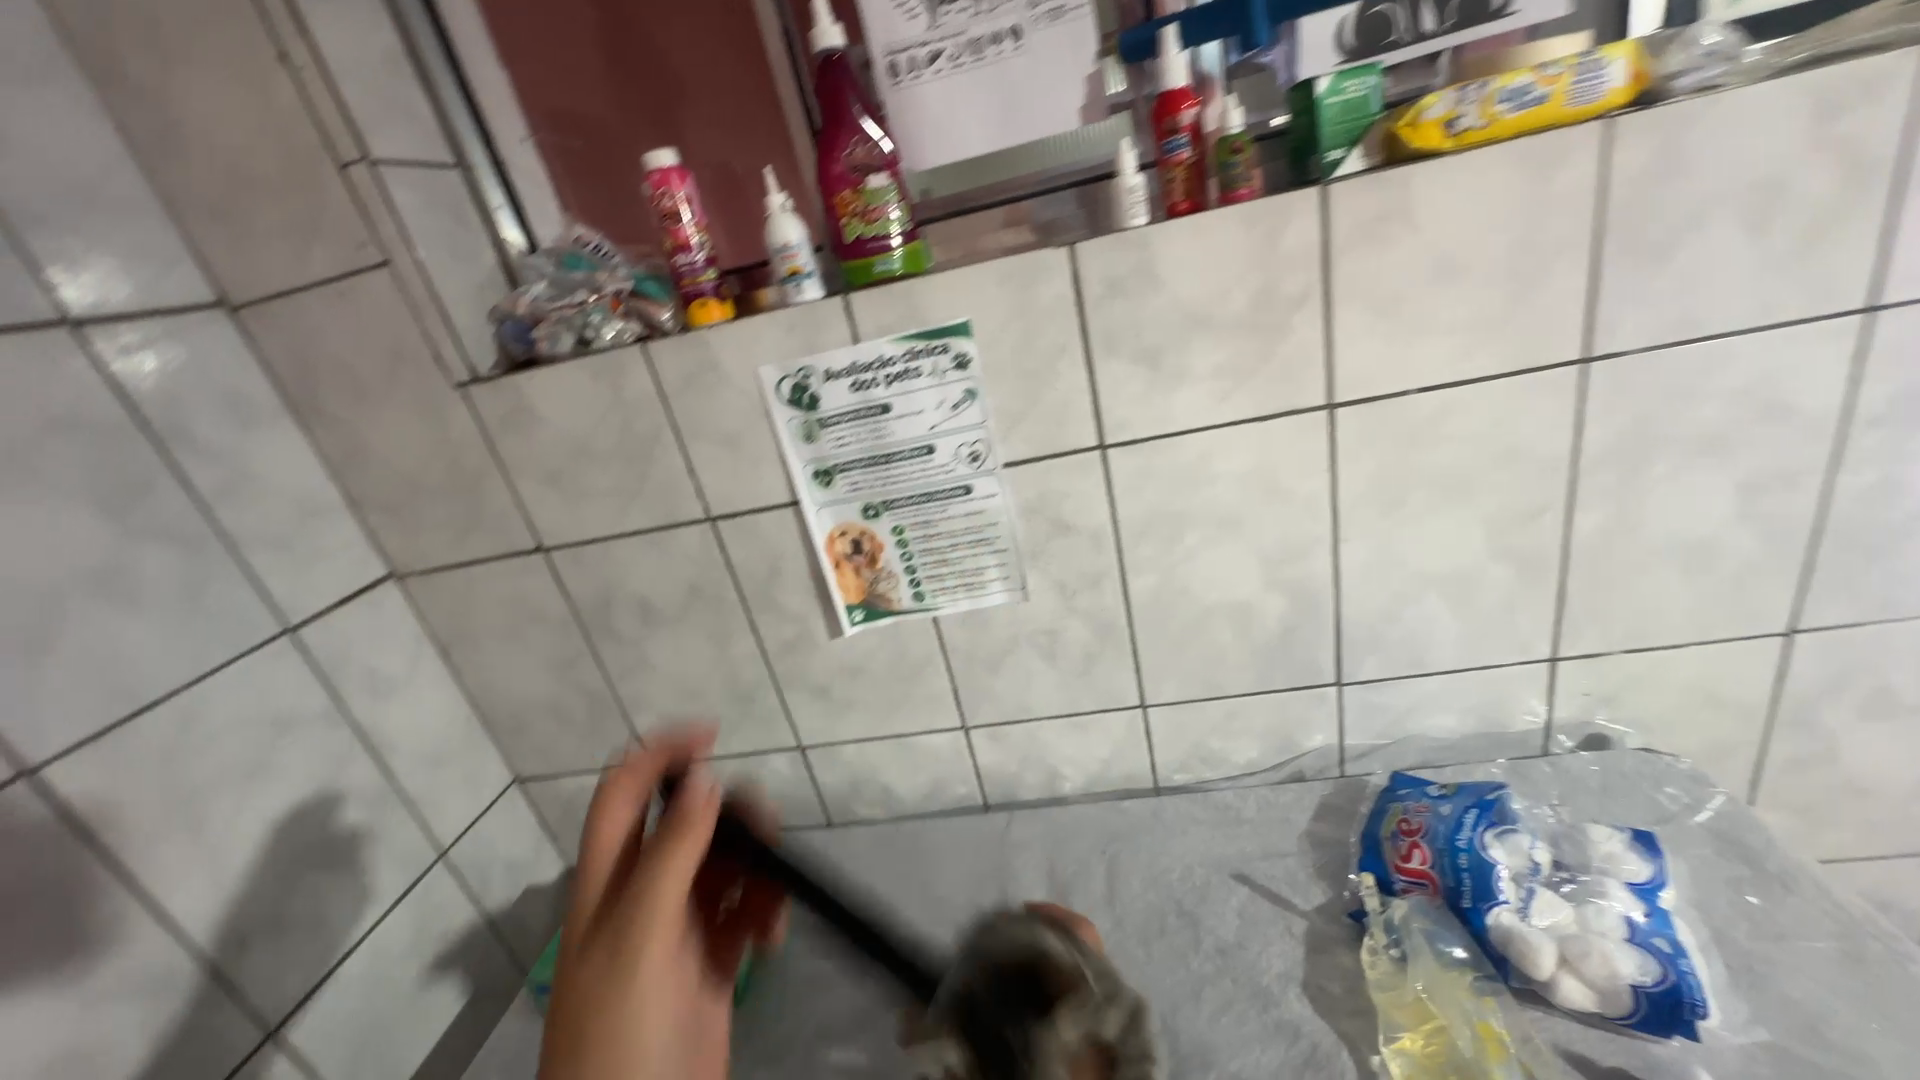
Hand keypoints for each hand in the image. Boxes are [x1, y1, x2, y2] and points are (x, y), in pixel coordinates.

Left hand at [538, 727, 786, 1079]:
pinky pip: (743, 915)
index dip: (659, 754)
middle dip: (730, 819)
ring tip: (777, 897)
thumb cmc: (621, 1028)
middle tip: (768, 830)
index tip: (714, 735)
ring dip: (755, 871)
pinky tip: (772, 936)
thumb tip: (704, 779)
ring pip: (723, 869)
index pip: (624, 794)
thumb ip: (671, 855)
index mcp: (609, 881)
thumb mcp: (640, 935)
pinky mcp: (711, 963)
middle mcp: (643, 896)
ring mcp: (679, 931)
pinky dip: (762, 913)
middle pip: (688, 827)